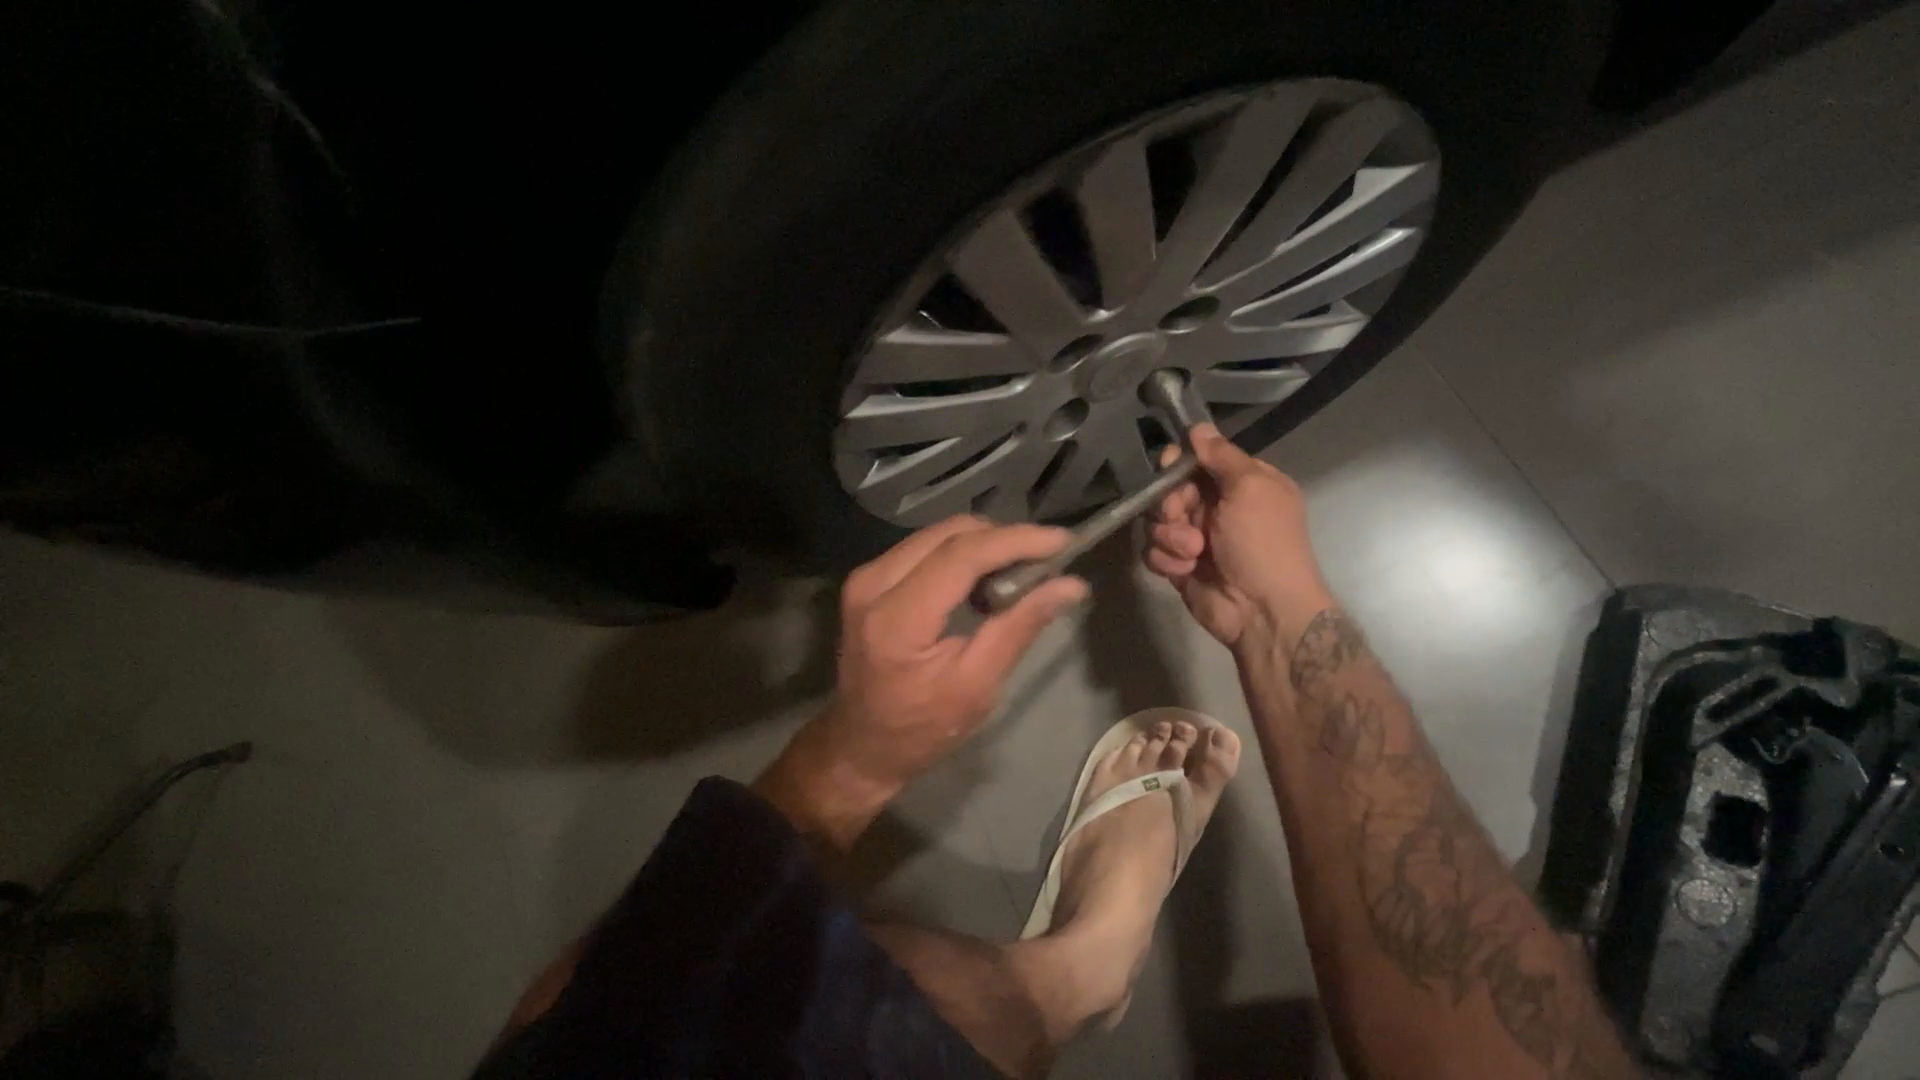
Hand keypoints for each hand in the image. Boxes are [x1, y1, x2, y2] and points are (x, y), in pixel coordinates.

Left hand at [757, 516, 1086, 846]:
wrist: (860, 746)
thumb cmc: (920, 728)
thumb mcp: (977, 687)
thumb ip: (1020, 627)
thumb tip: (1072, 585)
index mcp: (897, 617)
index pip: (962, 554)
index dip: (1016, 540)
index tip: (1062, 541)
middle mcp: (873, 583)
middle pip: (950, 533)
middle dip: (1003, 539)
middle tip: (1045, 563)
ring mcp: (865, 577)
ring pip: (938, 534)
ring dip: (983, 545)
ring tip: (1020, 574)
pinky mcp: (868, 578)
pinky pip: (924, 548)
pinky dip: (960, 555)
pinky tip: (984, 582)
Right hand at [1143, 424, 1332, 649]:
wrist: (1262, 610)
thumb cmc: (1263, 543)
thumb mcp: (1251, 488)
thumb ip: (1221, 456)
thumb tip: (1198, 427)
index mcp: (1239, 484)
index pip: (1194, 460)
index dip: (1177, 464)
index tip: (1172, 471)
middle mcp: (1215, 507)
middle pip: (1168, 489)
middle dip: (1170, 504)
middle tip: (1181, 516)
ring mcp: (1194, 537)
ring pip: (1155, 521)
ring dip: (1170, 536)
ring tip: (1193, 553)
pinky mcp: (1178, 565)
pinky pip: (1152, 551)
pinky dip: (1167, 560)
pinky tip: (1187, 570)